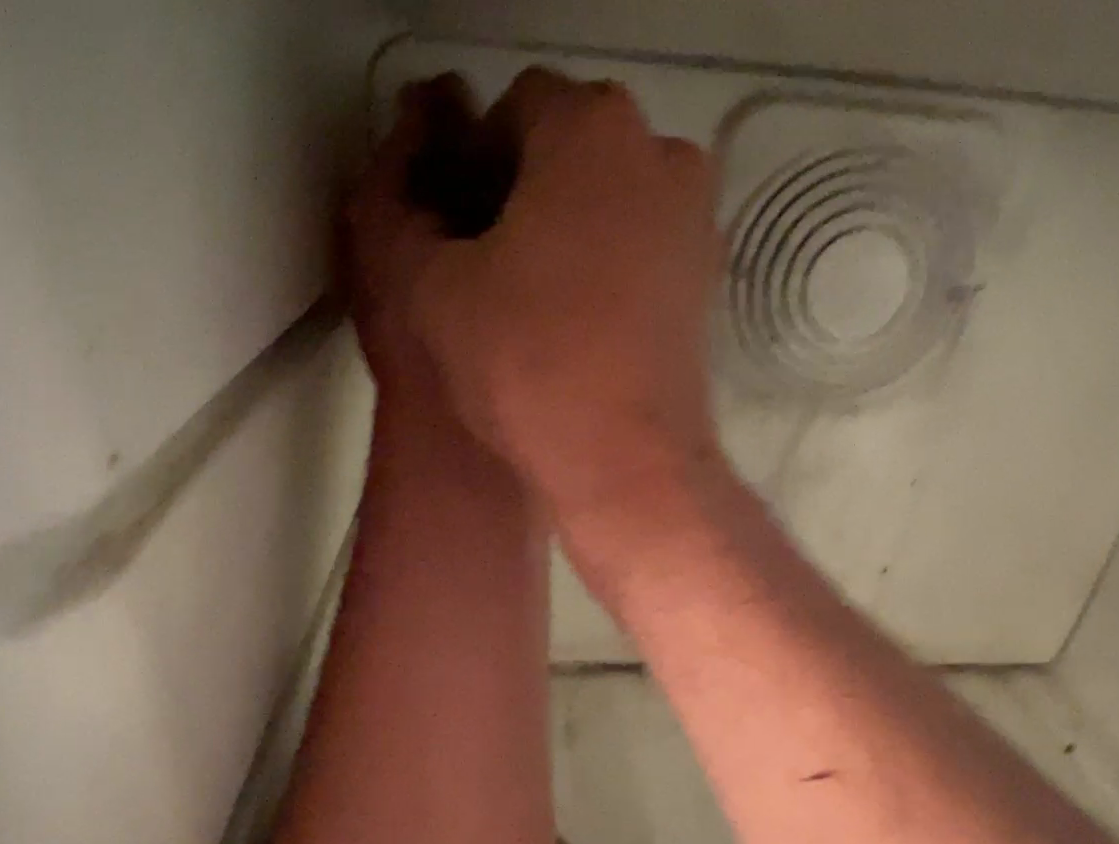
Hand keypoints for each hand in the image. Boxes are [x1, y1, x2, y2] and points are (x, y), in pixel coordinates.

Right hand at [352, 68, 727, 523]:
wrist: (625, 459)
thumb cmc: (525, 361)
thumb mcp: (429, 287)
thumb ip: (409, 219)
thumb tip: (422, 206)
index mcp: (591, 129)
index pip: (514, 109)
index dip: (475, 161)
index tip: (456, 221)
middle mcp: (661, 153)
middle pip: (572, 147)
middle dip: (526, 185)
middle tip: (487, 256)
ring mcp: (697, 218)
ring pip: (613, 195)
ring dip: (570, 222)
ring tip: (531, 290)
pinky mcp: (709, 276)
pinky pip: (646, 240)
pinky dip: (611, 256)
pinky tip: (579, 314)